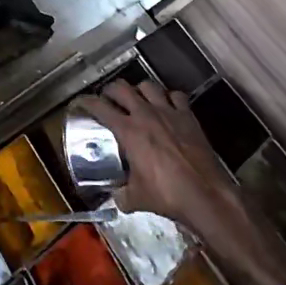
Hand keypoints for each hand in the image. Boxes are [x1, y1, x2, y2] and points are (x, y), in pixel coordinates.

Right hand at [77, 80, 240, 235]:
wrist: (204, 193)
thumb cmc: (166, 194)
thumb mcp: (136, 198)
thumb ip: (121, 195)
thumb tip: (117, 196)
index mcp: (128, 131)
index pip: (100, 107)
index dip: (86, 102)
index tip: (81, 102)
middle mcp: (145, 114)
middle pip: (122, 88)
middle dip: (110, 91)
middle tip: (108, 99)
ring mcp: (168, 111)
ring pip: (148, 85)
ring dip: (139, 90)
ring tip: (137, 99)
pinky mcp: (188, 115)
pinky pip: (175, 95)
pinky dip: (168, 97)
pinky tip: (167, 106)